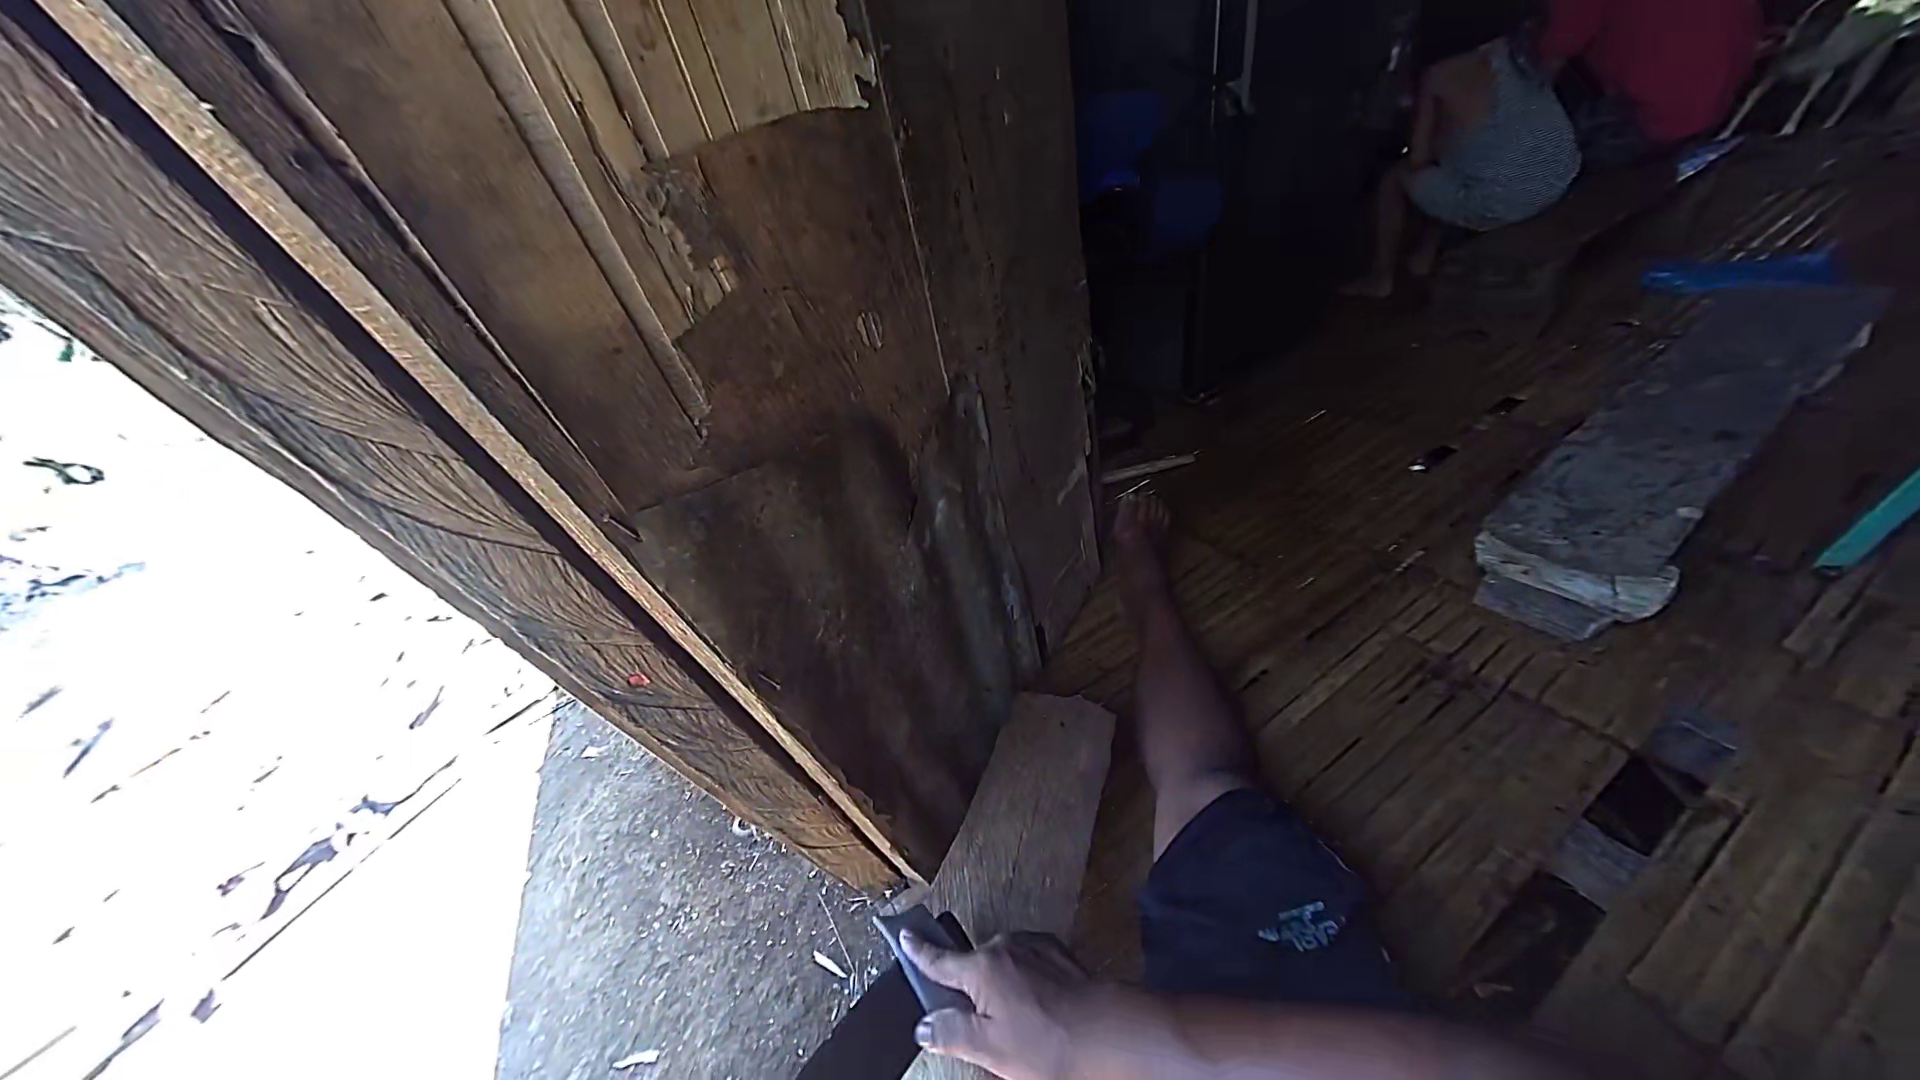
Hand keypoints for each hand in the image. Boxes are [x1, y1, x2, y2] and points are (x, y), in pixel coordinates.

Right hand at [899, 930, 1095, 1079]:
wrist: (1102, 1029)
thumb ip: (952, 1032)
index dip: (919, 951)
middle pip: (973, 967)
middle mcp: (1001, 946)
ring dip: (1003, 986)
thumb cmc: (1046, 1043)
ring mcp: (1028, 943)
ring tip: (1025, 1023)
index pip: (940, 960)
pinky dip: (1026, 979)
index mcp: (981, 968)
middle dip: (974, 991)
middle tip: (991, 1026)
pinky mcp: (1051, 947)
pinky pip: (1025, 960)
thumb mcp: (991, 1049)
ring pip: (1001, 964)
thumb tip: (924, 1025)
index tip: (905, 935)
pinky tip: (1040, 1006)